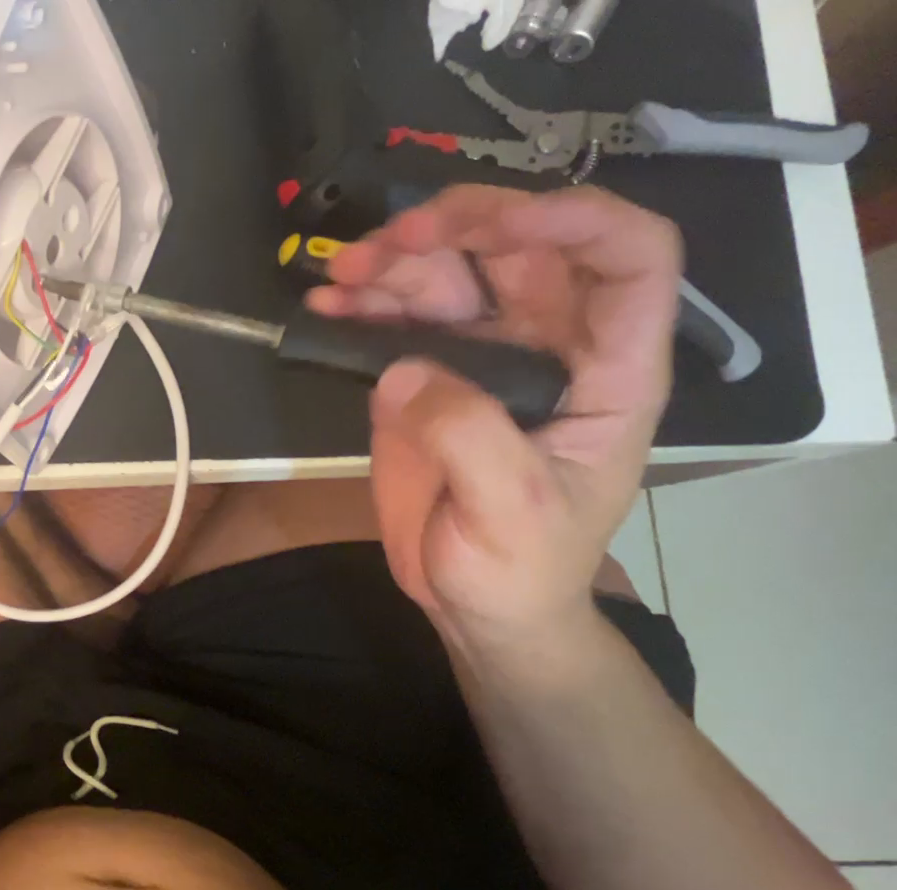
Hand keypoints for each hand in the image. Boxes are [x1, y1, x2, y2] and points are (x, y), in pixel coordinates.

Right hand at [307, 185, 681, 645]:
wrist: (475, 605)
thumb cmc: (523, 565)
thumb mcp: (515, 510)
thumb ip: (471, 436)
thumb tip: (404, 371)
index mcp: (607, 369)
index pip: (627, 260)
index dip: (578, 220)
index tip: (501, 224)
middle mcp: (546, 346)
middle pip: (518, 251)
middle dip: (459, 229)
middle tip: (391, 240)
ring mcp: (479, 360)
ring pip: (447, 278)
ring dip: (394, 262)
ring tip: (340, 272)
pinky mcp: (422, 381)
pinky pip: (393, 324)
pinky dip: (359, 306)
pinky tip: (326, 304)